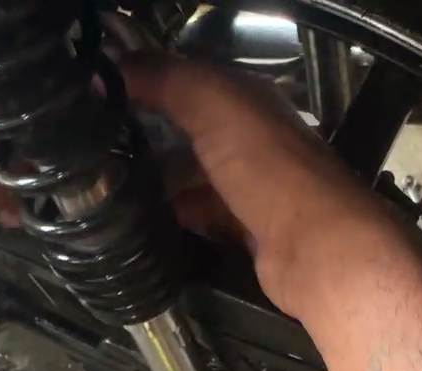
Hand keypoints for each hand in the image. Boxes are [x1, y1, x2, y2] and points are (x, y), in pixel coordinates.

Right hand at [125, 56, 421, 320]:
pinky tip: (157, 223)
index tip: (106, 90)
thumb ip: (167, 80)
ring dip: (163, 180)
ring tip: (121, 183)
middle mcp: (253, 142)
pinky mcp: (249, 233)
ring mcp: (252, 189)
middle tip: (106, 140)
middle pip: (191, 130)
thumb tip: (117, 69)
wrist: (315, 249)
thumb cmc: (279, 174)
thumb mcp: (215, 105)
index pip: (189, 79)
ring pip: (196, 177)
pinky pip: (206, 219)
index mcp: (248, 101)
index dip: (149, 79)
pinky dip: (180, 219)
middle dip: (151, 132)